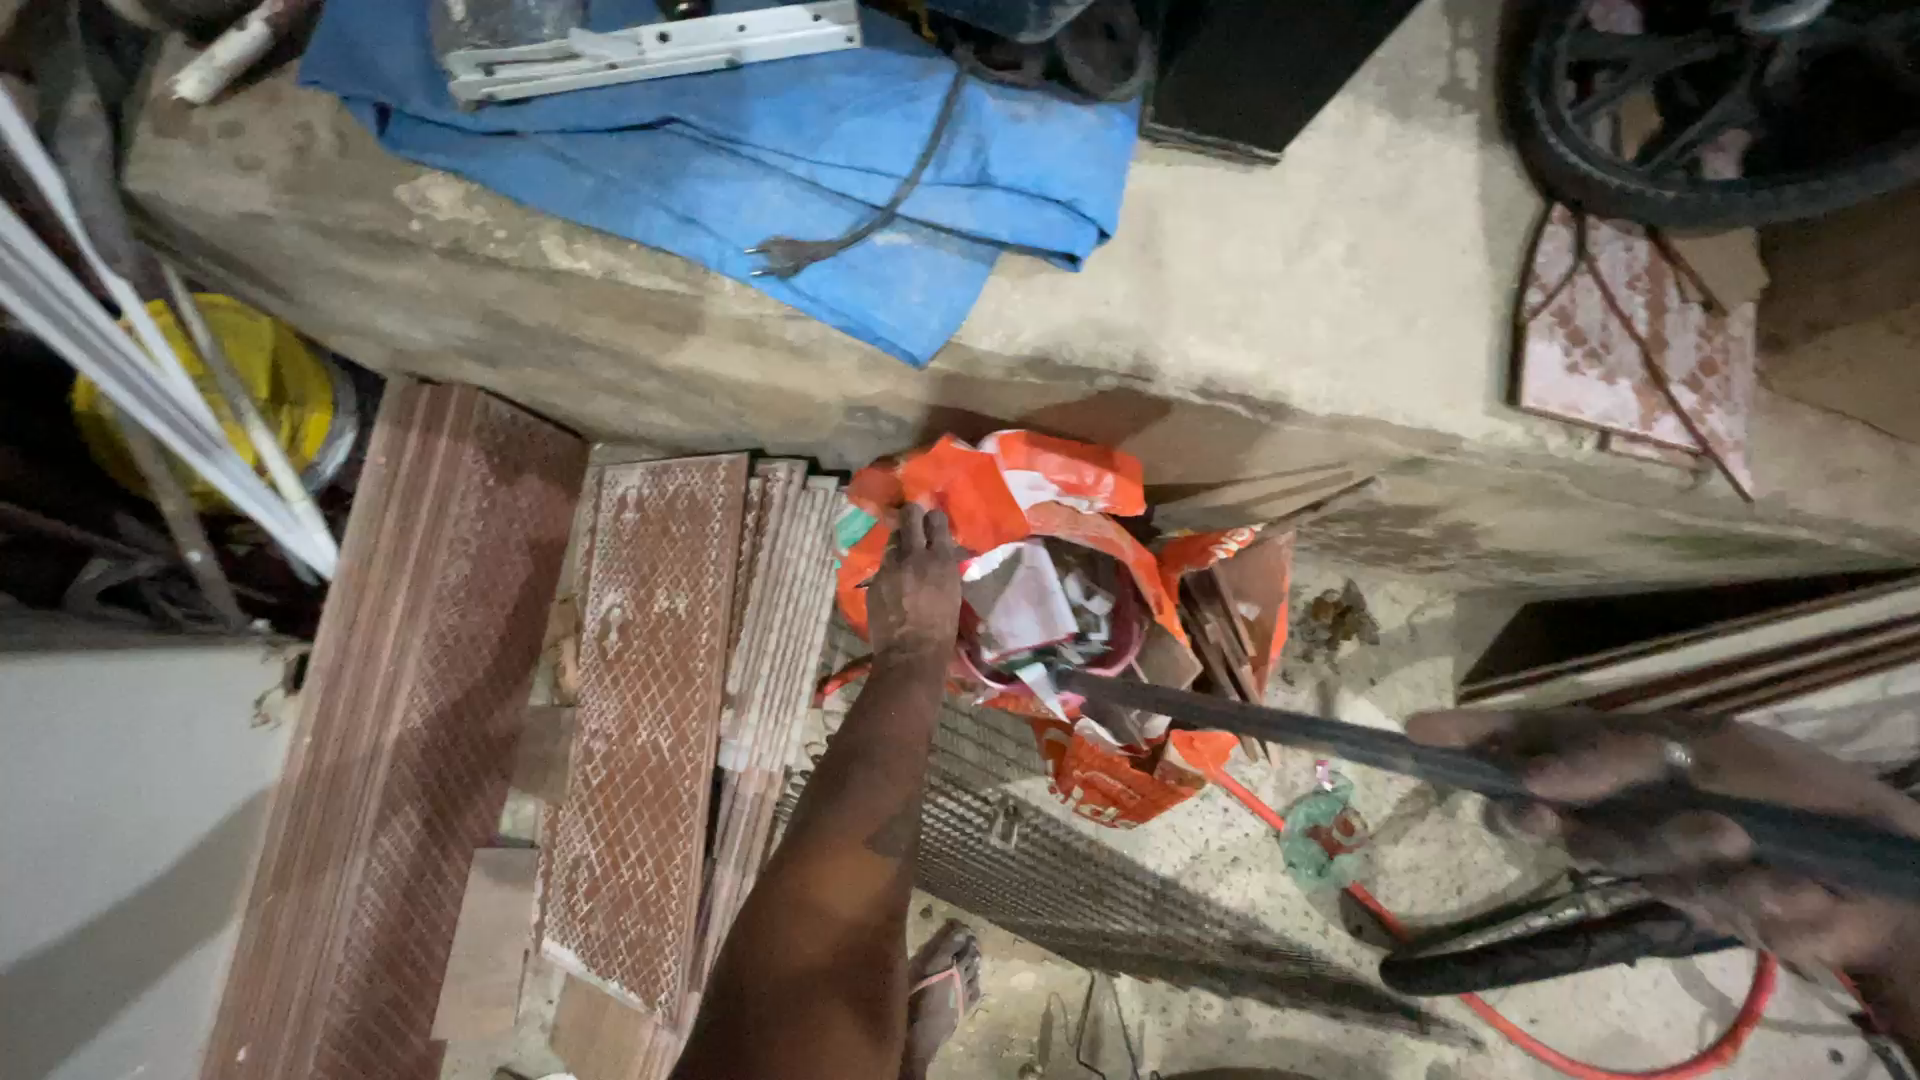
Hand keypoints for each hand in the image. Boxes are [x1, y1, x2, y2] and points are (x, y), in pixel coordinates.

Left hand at [867, 504, 960, 671]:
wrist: (910, 654)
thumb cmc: (943, 631)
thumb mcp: (953, 593)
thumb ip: (944, 568)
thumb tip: (940, 556)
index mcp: (941, 560)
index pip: (937, 520)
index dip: (934, 519)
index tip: (933, 522)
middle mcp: (915, 556)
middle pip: (910, 516)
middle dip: (912, 515)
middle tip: (914, 520)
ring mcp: (891, 567)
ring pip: (893, 539)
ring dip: (900, 543)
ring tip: (903, 555)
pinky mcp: (874, 580)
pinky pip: (883, 565)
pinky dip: (889, 569)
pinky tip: (893, 583)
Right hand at [1408, 708, 1919, 975]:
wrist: (1897, 876)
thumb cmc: (1797, 788)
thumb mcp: (1704, 745)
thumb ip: (1609, 757)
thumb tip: (1524, 779)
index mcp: (1605, 752)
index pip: (1517, 738)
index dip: (1464, 736)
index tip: (1413, 732)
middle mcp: (1604, 801)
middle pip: (1533, 808)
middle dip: (1539, 809)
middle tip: (1547, 808)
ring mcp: (1639, 854)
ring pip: (1607, 854)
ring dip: (1670, 848)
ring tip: (1737, 841)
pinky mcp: (1683, 903)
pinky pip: (1686, 901)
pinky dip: (1742, 896)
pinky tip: (1786, 892)